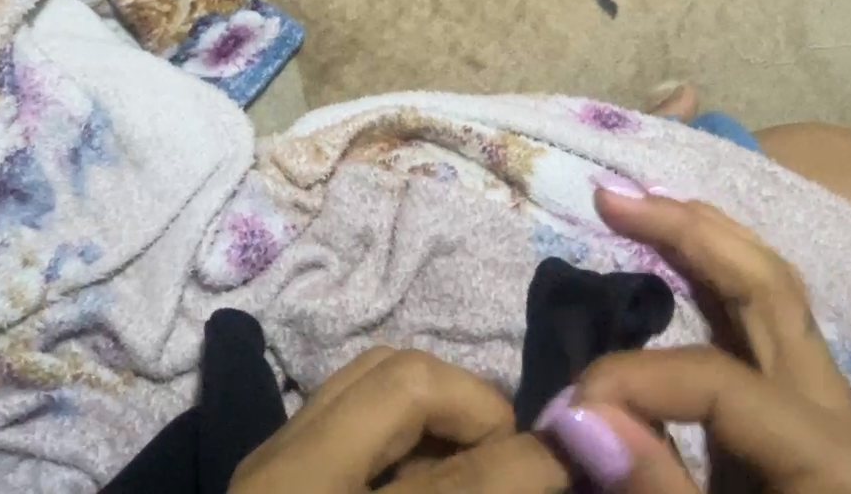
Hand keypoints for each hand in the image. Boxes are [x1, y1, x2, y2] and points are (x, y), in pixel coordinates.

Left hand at [232, 346, 569, 493]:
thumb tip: (547, 472)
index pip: (461, 482)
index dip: (532, 463)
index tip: (580, 461)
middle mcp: (292, 480)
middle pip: (405, 382)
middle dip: (479, 408)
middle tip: (514, 460)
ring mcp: (272, 461)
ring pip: (375, 369)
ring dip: (440, 399)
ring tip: (472, 454)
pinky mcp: (270, 459)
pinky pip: (349, 390)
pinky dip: (402, 408)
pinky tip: (421, 462)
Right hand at [535, 188, 850, 493]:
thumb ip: (658, 492)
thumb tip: (577, 410)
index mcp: (841, 465)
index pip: (719, 380)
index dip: (634, 382)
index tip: (566, 409)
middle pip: (771, 287)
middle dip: (688, 230)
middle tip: (613, 195)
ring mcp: (843, 412)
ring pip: (779, 290)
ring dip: (709, 236)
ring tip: (647, 201)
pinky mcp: (822, 423)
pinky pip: (773, 323)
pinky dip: (724, 277)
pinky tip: (689, 259)